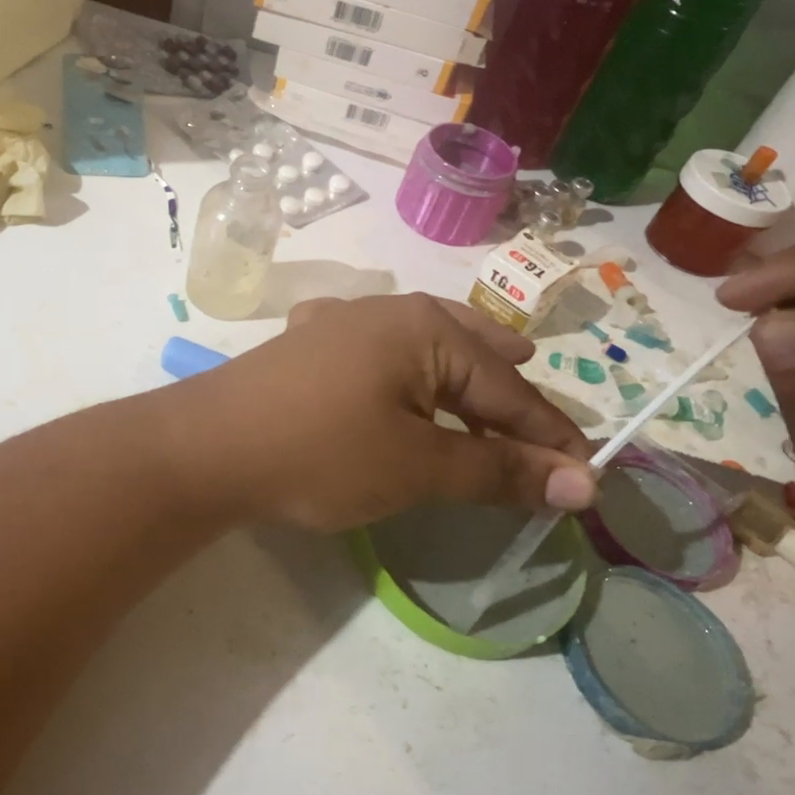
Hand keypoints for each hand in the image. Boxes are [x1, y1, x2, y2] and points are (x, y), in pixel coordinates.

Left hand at [158, 293, 595, 532]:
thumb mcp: (418, 465)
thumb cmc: (322, 452)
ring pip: (425, 341)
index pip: (510, 390)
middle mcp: (388, 311)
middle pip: (471, 350)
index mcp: (427, 330)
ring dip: (463, 367)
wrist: (207, 447)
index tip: (587, 477)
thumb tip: (582, 482)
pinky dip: (409, 365)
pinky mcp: (309, 345)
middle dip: (511, 387)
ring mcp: (342, 323)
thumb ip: (498, 470)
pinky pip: (379, 348)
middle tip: (545, 417)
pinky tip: (400, 371)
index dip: (550, 437)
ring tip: (493, 377)